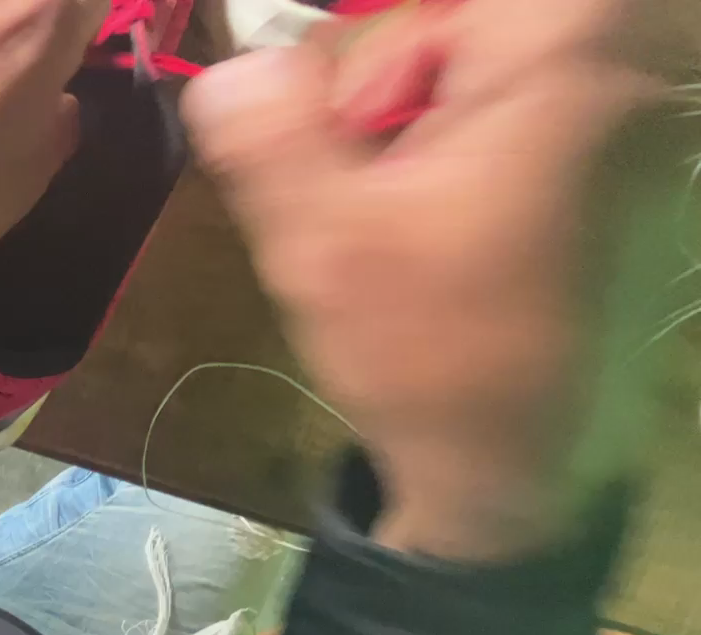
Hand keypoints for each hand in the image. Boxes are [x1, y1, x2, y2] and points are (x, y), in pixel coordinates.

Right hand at [185, 0, 689, 558]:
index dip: (365, 54)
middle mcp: (567, 70)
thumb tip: (222, 71)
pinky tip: (363, 224)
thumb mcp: (323, 243)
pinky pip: (424, 121)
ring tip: (344, 220)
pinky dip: (373, 160)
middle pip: (419, 25)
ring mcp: (545, 116)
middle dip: (349, 99)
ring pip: (411, 75)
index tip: (338, 130)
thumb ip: (271, 148)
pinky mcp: (516, 160)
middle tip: (332, 191)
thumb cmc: (417, 342)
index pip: (427, 6)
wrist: (480, 436)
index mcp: (547, 66)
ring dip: (349, 138)